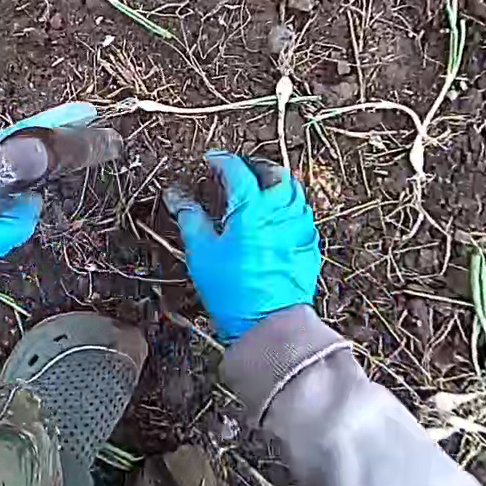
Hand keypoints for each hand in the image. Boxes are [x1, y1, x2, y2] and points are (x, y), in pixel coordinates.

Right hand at [164, 150, 321, 343]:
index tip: (211, 160)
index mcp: (252, 206)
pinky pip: (301, 213)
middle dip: (254, 166)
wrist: (270, 324)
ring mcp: (299, 226)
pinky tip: (274, 218)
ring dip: (274, 183)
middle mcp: (280, 210)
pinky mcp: (308, 244)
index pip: (237, 168)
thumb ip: (190, 217)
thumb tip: (177, 196)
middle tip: (237, 171)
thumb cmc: (233, 289)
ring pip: (292, 191)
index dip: (221, 160)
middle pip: (274, 172)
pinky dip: (287, 206)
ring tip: (257, 191)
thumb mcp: (201, 251)